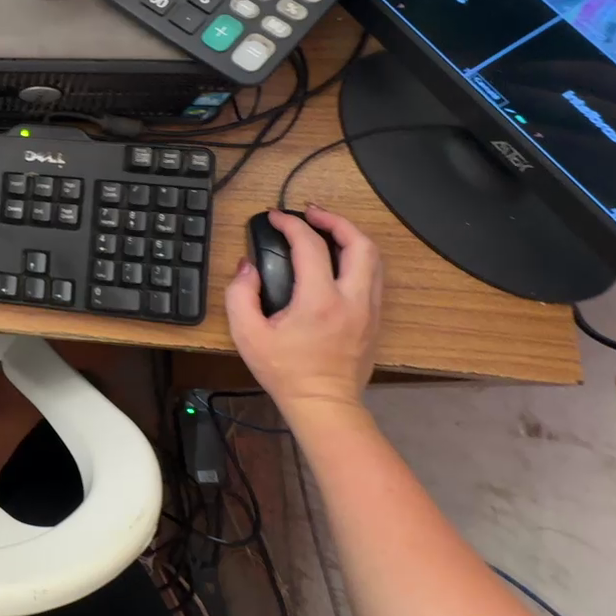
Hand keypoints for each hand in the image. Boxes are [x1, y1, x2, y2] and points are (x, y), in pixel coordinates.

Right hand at [225, 205, 383, 422]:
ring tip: (326, 229)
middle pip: (360, 244)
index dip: (291, 224)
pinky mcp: (375, 318)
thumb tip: (247, 267)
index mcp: (319, 301)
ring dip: (351, 236)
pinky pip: (374, 276)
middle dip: (336, 221)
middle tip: (311, 213)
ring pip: (373, 258)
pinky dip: (358, 257)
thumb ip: (240, 294)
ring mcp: (369, 309)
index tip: (274, 217)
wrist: (323, 402)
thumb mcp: (246, 333)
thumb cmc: (283, 370)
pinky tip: (338, 258)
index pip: (310, 247)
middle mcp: (352, 300)